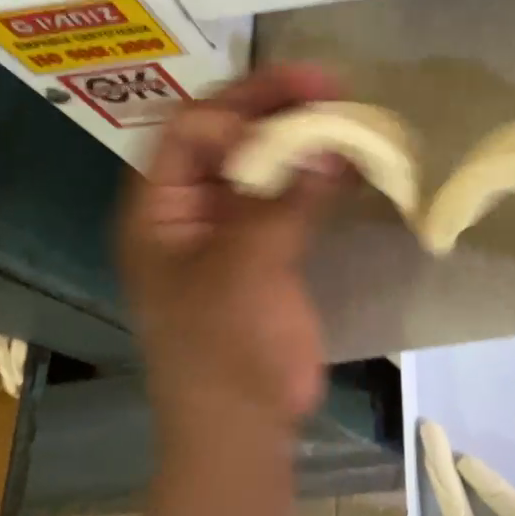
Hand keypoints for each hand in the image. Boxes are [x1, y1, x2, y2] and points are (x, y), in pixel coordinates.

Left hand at [119, 65, 344, 432]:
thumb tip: (335, 147)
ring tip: (351, 116)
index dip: (244, 103)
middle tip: (334, 88)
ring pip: (265, 167)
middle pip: (229, 140)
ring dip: (304, 141)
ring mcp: (233, 232)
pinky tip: (354, 165)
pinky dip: (320, 178)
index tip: (305, 90)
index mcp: (159, 210)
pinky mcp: (271, 253)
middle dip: (277, 111)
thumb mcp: (243, 270)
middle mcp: (191, 211)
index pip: (191, 131)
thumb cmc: (221, 351)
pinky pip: (293, 199)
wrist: (243, 428)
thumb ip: (284, 203)